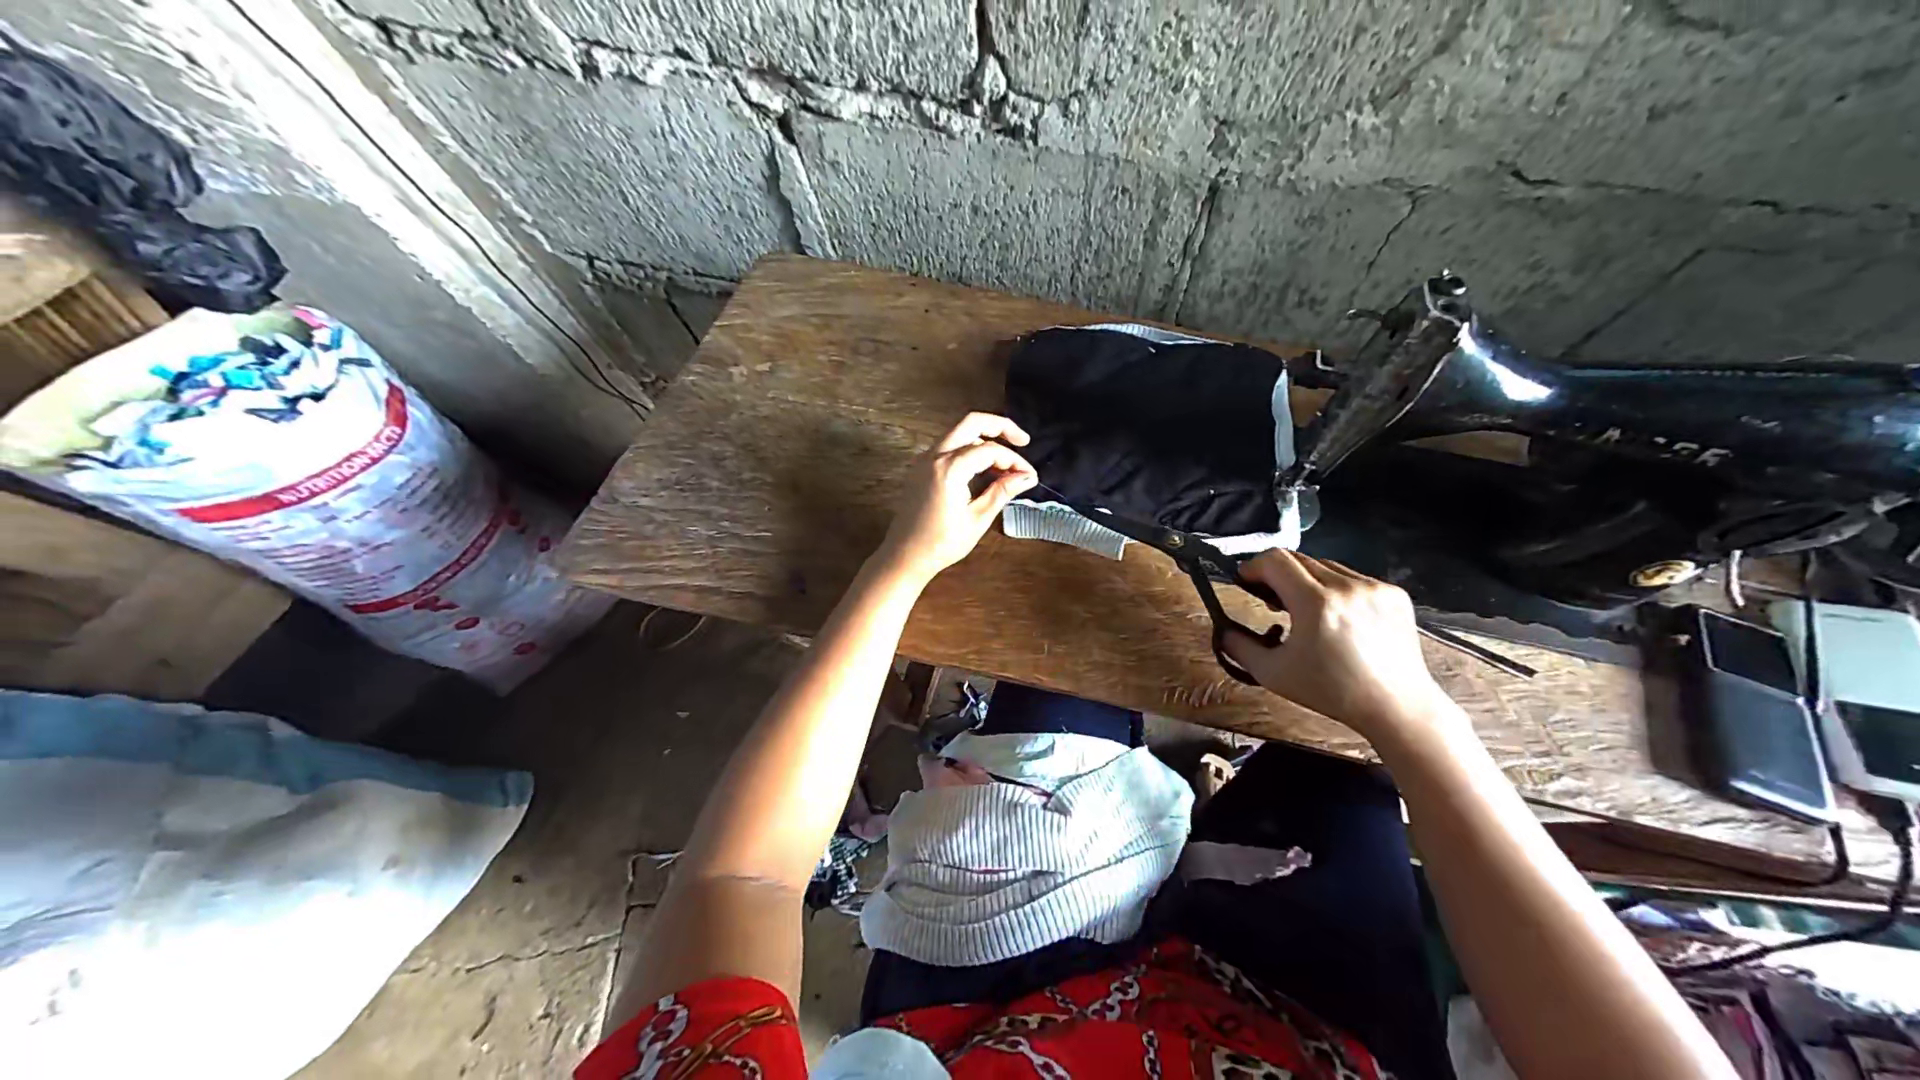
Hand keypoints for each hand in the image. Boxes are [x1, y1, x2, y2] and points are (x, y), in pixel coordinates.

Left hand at [874, 412, 1036, 584]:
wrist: (904, 556)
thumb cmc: (940, 543)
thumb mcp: (977, 519)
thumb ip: (1002, 491)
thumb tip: (1026, 477)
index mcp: (949, 468)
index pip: (990, 450)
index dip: (1014, 460)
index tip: (1029, 475)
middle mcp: (934, 456)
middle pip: (971, 422)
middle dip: (1000, 427)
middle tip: (1023, 440)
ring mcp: (924, 460)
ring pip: (959, 432)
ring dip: (984, 438)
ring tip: (1006, 461)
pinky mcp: (921, 468)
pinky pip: (948, 447)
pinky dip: (969, 449)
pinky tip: (984, 468)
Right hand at [1223, 549, 1463, 745]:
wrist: (1397, 707)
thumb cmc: (1332, 692)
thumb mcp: (1273, 673)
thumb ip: (1239, 646)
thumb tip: (1222, 629)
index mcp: (1316, 603)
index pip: (1275, 560)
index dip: (1253, 567)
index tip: (1245, 582)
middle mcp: (1347, 587)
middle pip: (1298, 559)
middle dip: (1276, 575)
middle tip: (1270, 600)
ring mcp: (1374, 588)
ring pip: (1325, 566)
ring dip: (1306, 581)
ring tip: (1304, 610)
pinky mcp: (1393, 594)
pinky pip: (1352, 578)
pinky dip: (1335, 590)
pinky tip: (1336, 618)